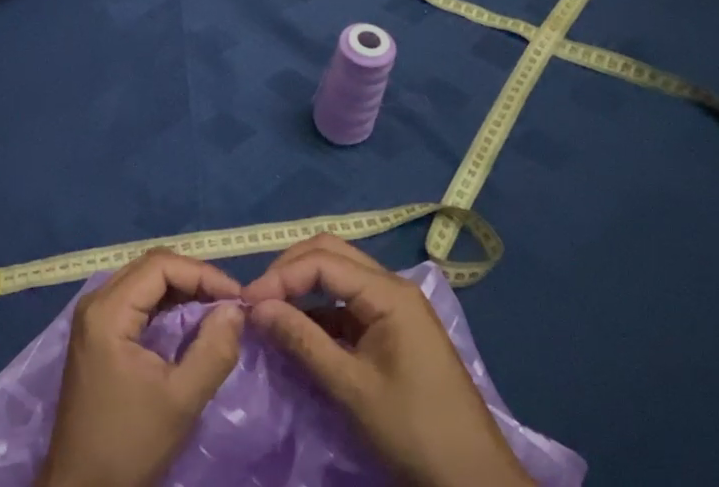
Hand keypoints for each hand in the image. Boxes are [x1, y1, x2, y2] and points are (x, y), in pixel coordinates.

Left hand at [38, 249, 244, 486]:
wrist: (82, 486)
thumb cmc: (130, 442)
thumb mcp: (182, 399)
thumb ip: (213, 350)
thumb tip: (235, 309)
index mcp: (107, 311)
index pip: (160, 265)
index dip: (203, 273)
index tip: (238, 298)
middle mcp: (95, 304)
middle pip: (150, 268)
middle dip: (194, 278)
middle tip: (231, 303)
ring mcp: (93, 319)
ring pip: (143, 283)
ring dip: (181, 291)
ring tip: (218, 311)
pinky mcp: (97, 336)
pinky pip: (135, 304)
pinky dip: (166, 307)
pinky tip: (191, 324)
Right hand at [243, 236, 534, 486]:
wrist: (473, 478)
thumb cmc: (413, 429)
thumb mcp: (350, 387)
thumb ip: (301, 340)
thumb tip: (255, 307)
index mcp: (389, 293)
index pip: (322, 261)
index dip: (279, 277)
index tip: (245, 305)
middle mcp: (394, 289)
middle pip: (331, 255)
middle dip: (289, 270)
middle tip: (256, 300)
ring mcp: (396, 310)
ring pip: (339, 277)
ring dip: (302, 288)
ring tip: (269, 313)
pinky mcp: (394, 332)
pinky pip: (349, 305)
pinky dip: (319, 311)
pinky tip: (297, 331)